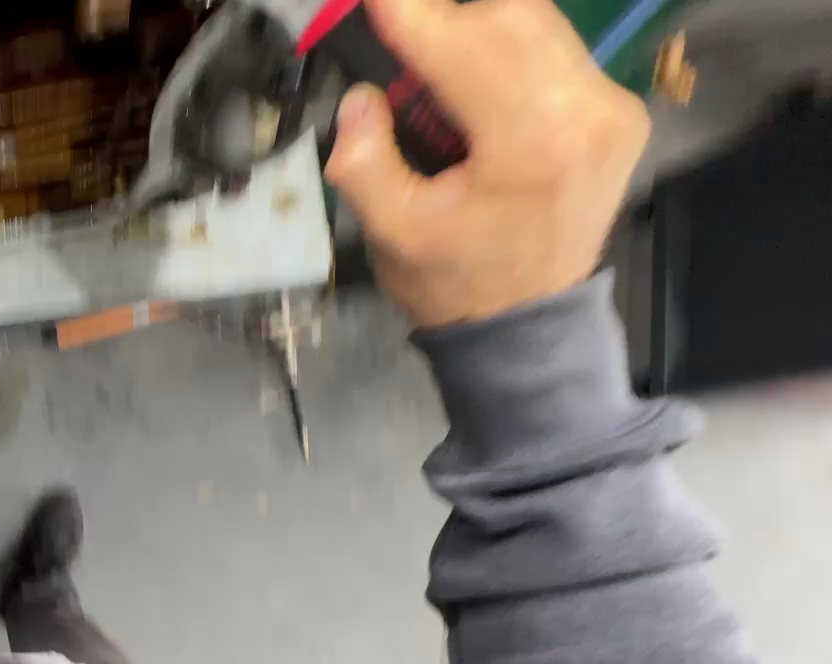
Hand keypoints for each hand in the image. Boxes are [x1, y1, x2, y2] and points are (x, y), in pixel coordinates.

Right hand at [323, 0, 649, 327]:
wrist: (521, 320)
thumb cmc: (449, 282)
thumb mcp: (391, 232)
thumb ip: (366, 162)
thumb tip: (362, 99)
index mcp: (531, 145)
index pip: (472, 52)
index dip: (419, 20)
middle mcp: (589, 110)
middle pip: (517, 21)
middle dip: (448, 22)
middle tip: (395, 44)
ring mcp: (612, 106)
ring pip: (540, 29)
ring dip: (474, 36)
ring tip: (425, 76)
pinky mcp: (615, 111)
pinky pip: (554, 56)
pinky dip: (502, 58)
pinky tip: (468, 93)